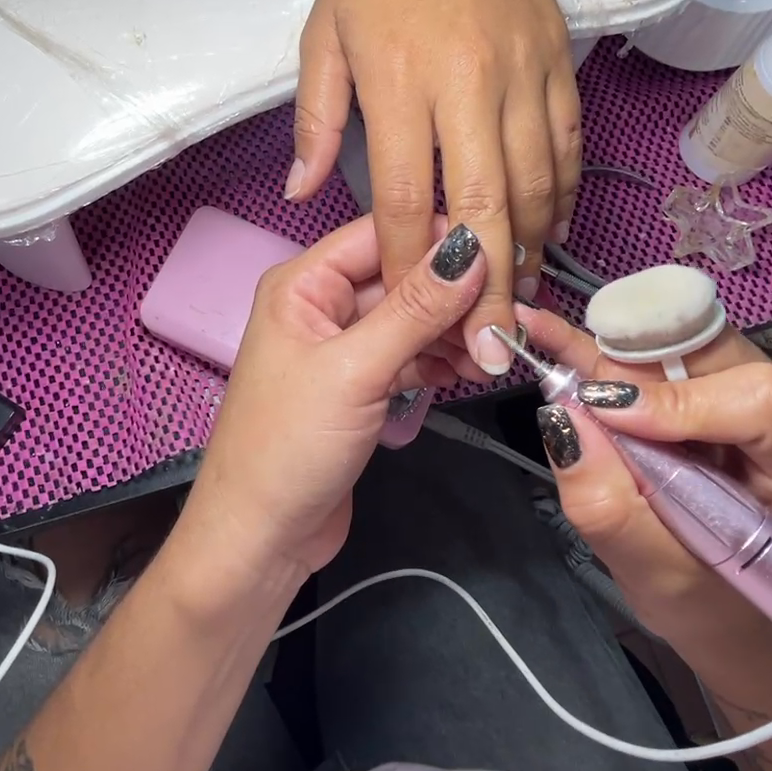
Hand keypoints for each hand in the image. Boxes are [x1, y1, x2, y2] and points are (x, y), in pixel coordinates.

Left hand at [180, 217, 487, 590]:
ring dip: (455, 331)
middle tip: (509, 313)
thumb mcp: (355, 370)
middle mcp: (322, 305)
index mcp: (303, 283)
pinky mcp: (362, 384)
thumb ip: (415, 309)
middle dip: (454, 294)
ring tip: (497, 350)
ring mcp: (344, 347)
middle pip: (401, 277)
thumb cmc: (289, 446)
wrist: (262, 538)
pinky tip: (475, 368)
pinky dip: (442, 359)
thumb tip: (471, 249)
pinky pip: (410, 355)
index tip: (500, 249)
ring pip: (412, 319)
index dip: (438, 238)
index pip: (380, 233)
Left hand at [286, 0, 578, 378]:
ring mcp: (521, 73)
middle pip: (484, 206)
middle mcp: (467, 83)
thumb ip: (314, 121)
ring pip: (537, 184)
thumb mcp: (322, 36)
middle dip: (488, 286)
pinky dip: (563, 196)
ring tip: (520, 297)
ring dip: (531, 250)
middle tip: (493, 343)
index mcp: (399, 82)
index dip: (411, 264)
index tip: (414, 309)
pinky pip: (568, 145)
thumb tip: (301, 192)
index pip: (408, 197)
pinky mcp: (557, 61)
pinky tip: (553, 231)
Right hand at [517, 306, 771, 638]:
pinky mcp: (708, 389)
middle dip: (635, 360)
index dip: (679, 401)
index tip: (607, 414)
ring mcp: (749, 395)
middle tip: (573, 379)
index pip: (757, 404)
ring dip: (611, 348)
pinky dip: (599, 345)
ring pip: (679, 342)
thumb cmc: (702, 602)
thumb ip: (608, 503)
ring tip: (545, 339)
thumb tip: (561, 418)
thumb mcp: (652, 571)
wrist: (717, 607)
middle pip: (715, 355)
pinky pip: (655, 352)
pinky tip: (546, 327)